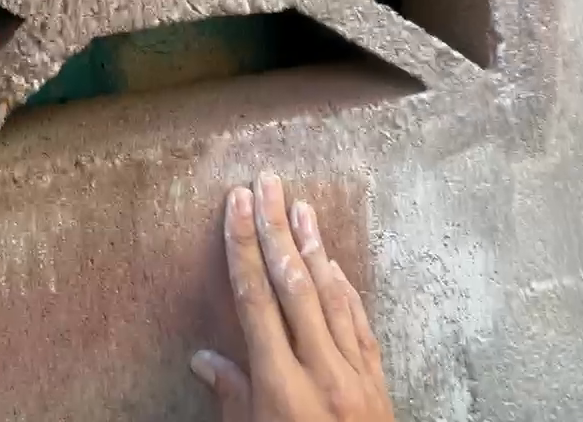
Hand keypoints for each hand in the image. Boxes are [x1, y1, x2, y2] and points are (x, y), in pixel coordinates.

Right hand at [191, 173, 394, 421]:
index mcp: (281, 387)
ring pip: (331, 296)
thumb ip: (231, 399)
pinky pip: (361, 327)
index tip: (237, 203)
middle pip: (293, 284)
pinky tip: (335, 264)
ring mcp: (356, 377)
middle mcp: (320, 373)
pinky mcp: (380, 386)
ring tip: (301, 206)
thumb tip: (201, 358)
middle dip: (276, 228)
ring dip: (314, 247)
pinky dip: (346, 292)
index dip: (243, 245)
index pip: (254, 298)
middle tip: (267, 182)